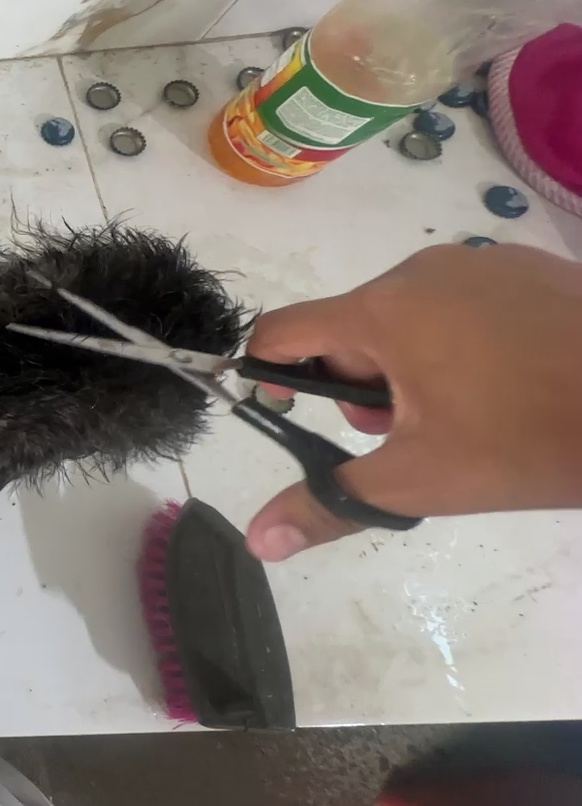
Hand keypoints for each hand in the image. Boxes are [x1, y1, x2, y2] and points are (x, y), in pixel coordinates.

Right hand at [244, 243, 581, 560]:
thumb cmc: (547, 438)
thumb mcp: (428, 479)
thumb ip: (332, 502)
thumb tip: (259, 542)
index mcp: (380, 311)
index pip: (278, 333)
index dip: (274, 375)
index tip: (310, 412)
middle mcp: (417, 273)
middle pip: (345, 330)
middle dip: (363, 382)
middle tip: (420, 426)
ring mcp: (481, 262)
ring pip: (401, 315)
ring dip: (410, 359)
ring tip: (477, 402)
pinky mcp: (533, 264)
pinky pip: (460, 300)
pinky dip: (464, 336)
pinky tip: (517, 371)